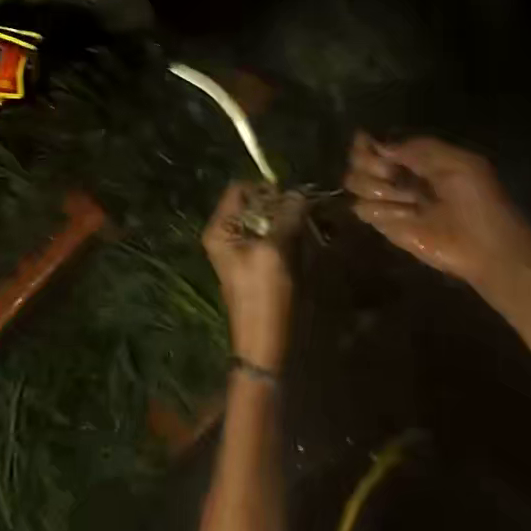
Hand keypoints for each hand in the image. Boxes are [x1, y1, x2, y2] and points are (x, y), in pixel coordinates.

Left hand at [201, 181, 305, 372]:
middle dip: (281, 205)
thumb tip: (298, 192)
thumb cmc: (265, 294)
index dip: (265, 188)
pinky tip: (305, 245)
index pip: (239, 189)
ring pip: (266, 221)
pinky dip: (288, 237)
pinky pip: (272, 238)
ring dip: (288, 222)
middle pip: (254, 204)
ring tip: (310, 228)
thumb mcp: (275, 250)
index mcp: (220, 228)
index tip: (292, 198)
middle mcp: (226, 234)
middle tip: (307, 212)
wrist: (266, 342)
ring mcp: (241, 249)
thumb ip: (286, 216)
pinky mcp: (256, 263)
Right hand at [344, 132, 530, 292]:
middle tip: (393, 175)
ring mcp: (388, 199)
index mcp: (416, 156)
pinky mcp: (384, 224)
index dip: (368, 142)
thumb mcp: (460, 162)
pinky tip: (404, 217)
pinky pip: (361, 208)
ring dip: (377, 188)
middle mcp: (396, 175)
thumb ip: (419, 147)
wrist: (486, 249)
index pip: (377, 141)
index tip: (375, 148)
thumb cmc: (480, 203)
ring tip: (407, 200)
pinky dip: (380, 210)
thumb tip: (377, 145)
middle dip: (370, 164)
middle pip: (358, 159)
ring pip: (354, 181)